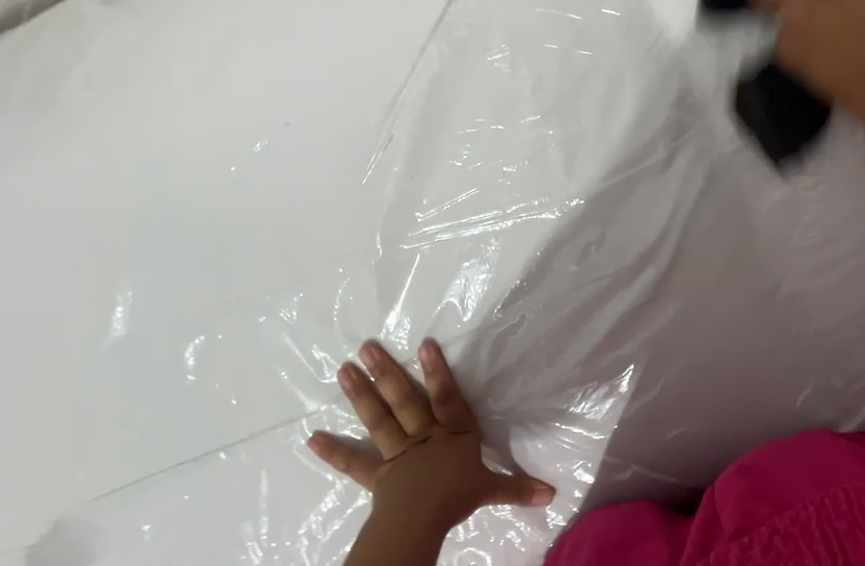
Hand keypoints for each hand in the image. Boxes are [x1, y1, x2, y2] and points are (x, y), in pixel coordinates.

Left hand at [309, 339, 553, 527]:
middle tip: (367, 347)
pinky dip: (333, 452)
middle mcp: (425, 436)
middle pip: (406, 400)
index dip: (438, 371)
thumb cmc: (457, 499)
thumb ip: (518, 487)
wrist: (420, 521)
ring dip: (361, 396)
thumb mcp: (491, 489)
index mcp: (454, 434)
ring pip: (380, 420)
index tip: (424, 344)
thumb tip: (552, 493)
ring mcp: (398, 454)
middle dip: (388, 373)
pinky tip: (312, 439)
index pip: (447, 397)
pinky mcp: (377, 476)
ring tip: (344, 370)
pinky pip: (354, 464)